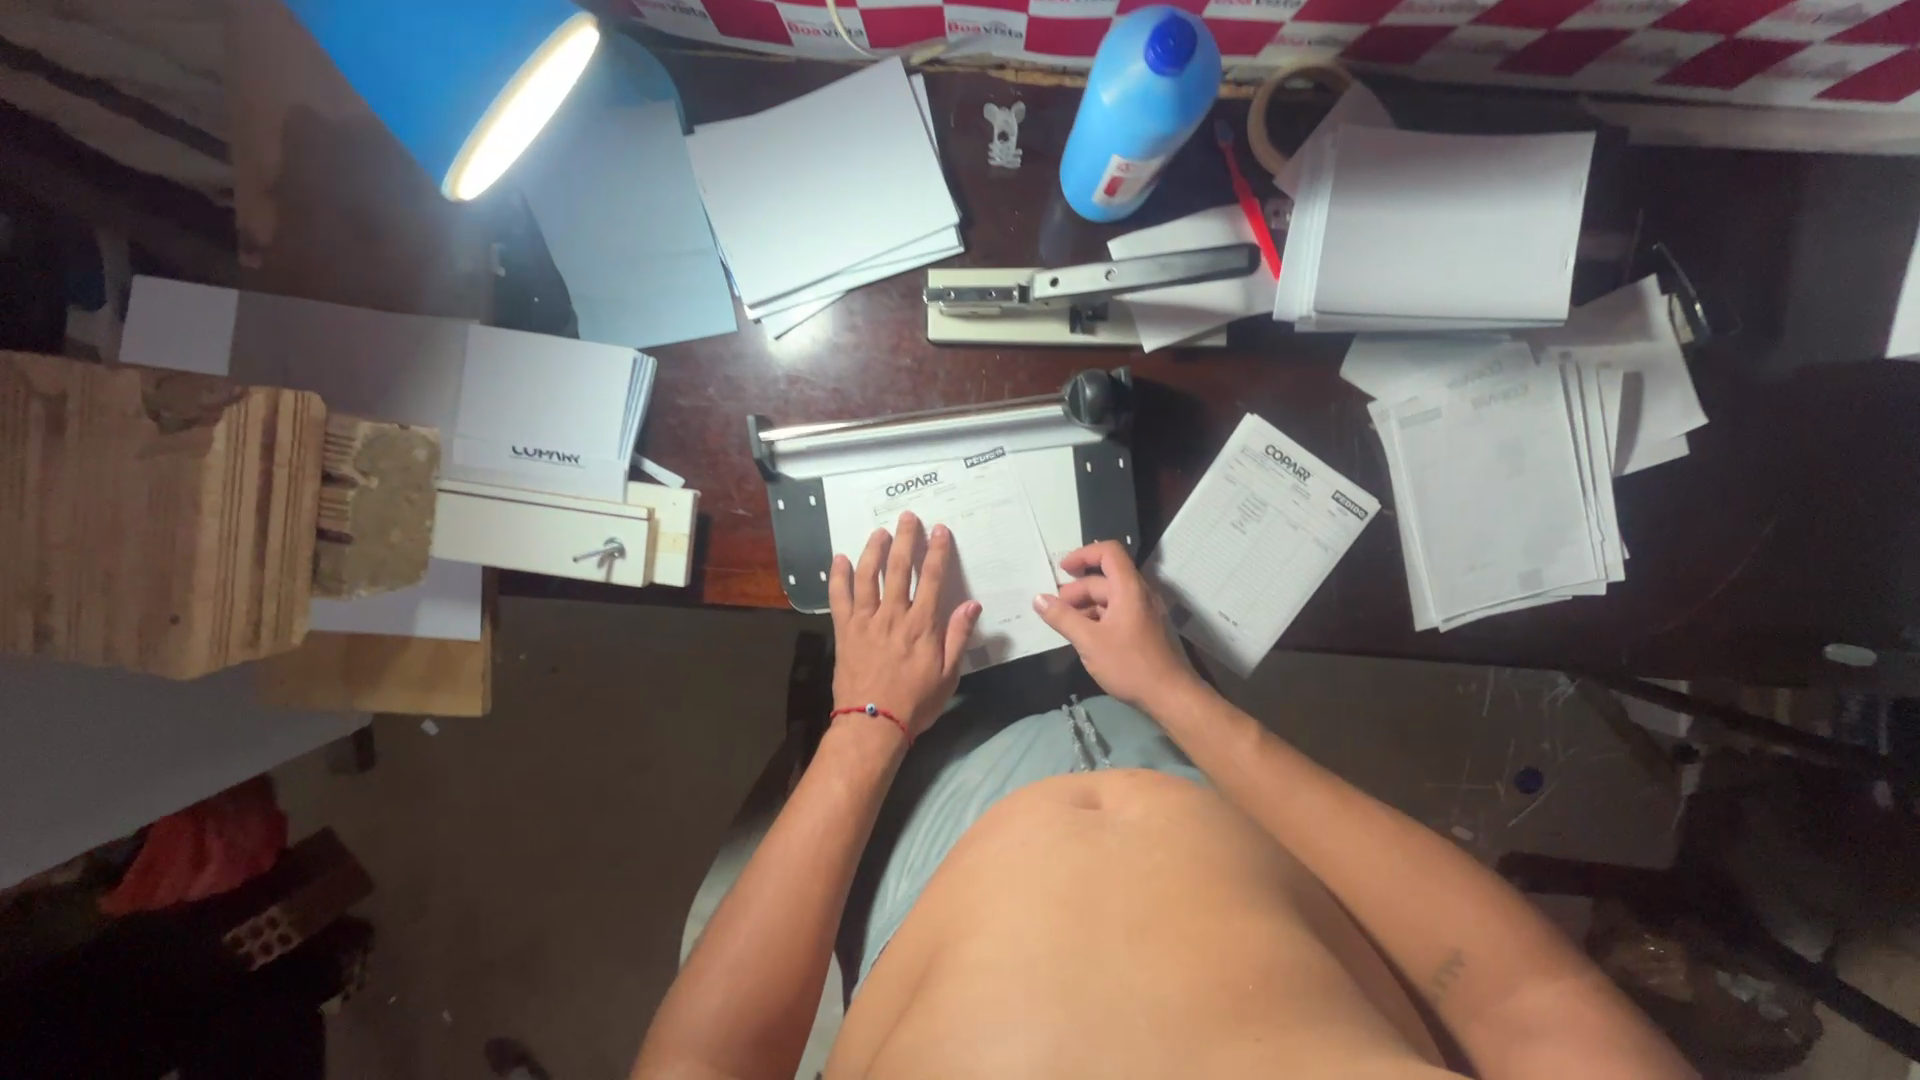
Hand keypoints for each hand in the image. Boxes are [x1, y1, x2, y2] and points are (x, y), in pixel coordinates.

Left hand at [829, 511, 981, 739]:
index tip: (940, 530)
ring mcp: (865, 620)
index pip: (932, 579)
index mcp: (921, 625)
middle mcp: (892, 615)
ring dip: (873, 550)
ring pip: (868, 575)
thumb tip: (971, 604)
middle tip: (908, 517)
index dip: (937, 552)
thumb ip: (958, 636)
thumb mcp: (948, 674)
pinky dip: (839, 576)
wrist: (872, 723)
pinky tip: (840, 559)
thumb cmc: (916, 702)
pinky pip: (839, 597)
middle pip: (898, 568)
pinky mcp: (844, 630)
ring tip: (879, 531)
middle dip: (905, 539)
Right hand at [1033, 540, 1200, 710]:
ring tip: (1066, 626)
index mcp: (1129, 589)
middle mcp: (1140, 594)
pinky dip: (1099, 618)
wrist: (1171, 696)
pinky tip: (1085, 637)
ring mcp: (1145, 612)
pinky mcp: (1146, 629)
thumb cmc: (1130, 665)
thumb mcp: (1089, 641)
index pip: (1108, 552)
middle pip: (1105, 578)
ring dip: (1086, 606)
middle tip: (1055, 610)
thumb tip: (1038, 599)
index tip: (1062, 570)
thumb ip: (1062, 618)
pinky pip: (1119, 612)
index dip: (1083, 555)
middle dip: (1077, 590)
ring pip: (1111, 598)